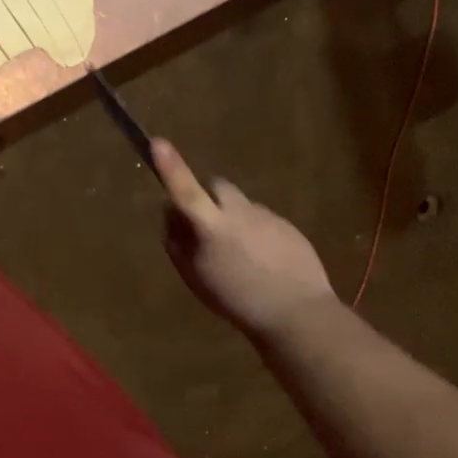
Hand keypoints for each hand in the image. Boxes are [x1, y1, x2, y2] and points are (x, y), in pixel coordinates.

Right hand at [151, 138, 339, 336]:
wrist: (299, 314)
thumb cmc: (236, 299)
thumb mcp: (194, 276)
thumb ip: (176, 241)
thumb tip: (170, 214)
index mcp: (212, 227)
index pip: (185, 190)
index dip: (170, 167)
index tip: (157, 142)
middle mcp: (240, 214)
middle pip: (216, 185)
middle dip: (206, 195)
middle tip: (203, 223)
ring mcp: (268, 218)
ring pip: (240, 204)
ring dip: (231, 217)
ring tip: (238, 253)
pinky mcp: (289, 227)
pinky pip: (262, 219)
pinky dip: (254, 231)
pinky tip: (261, 261)